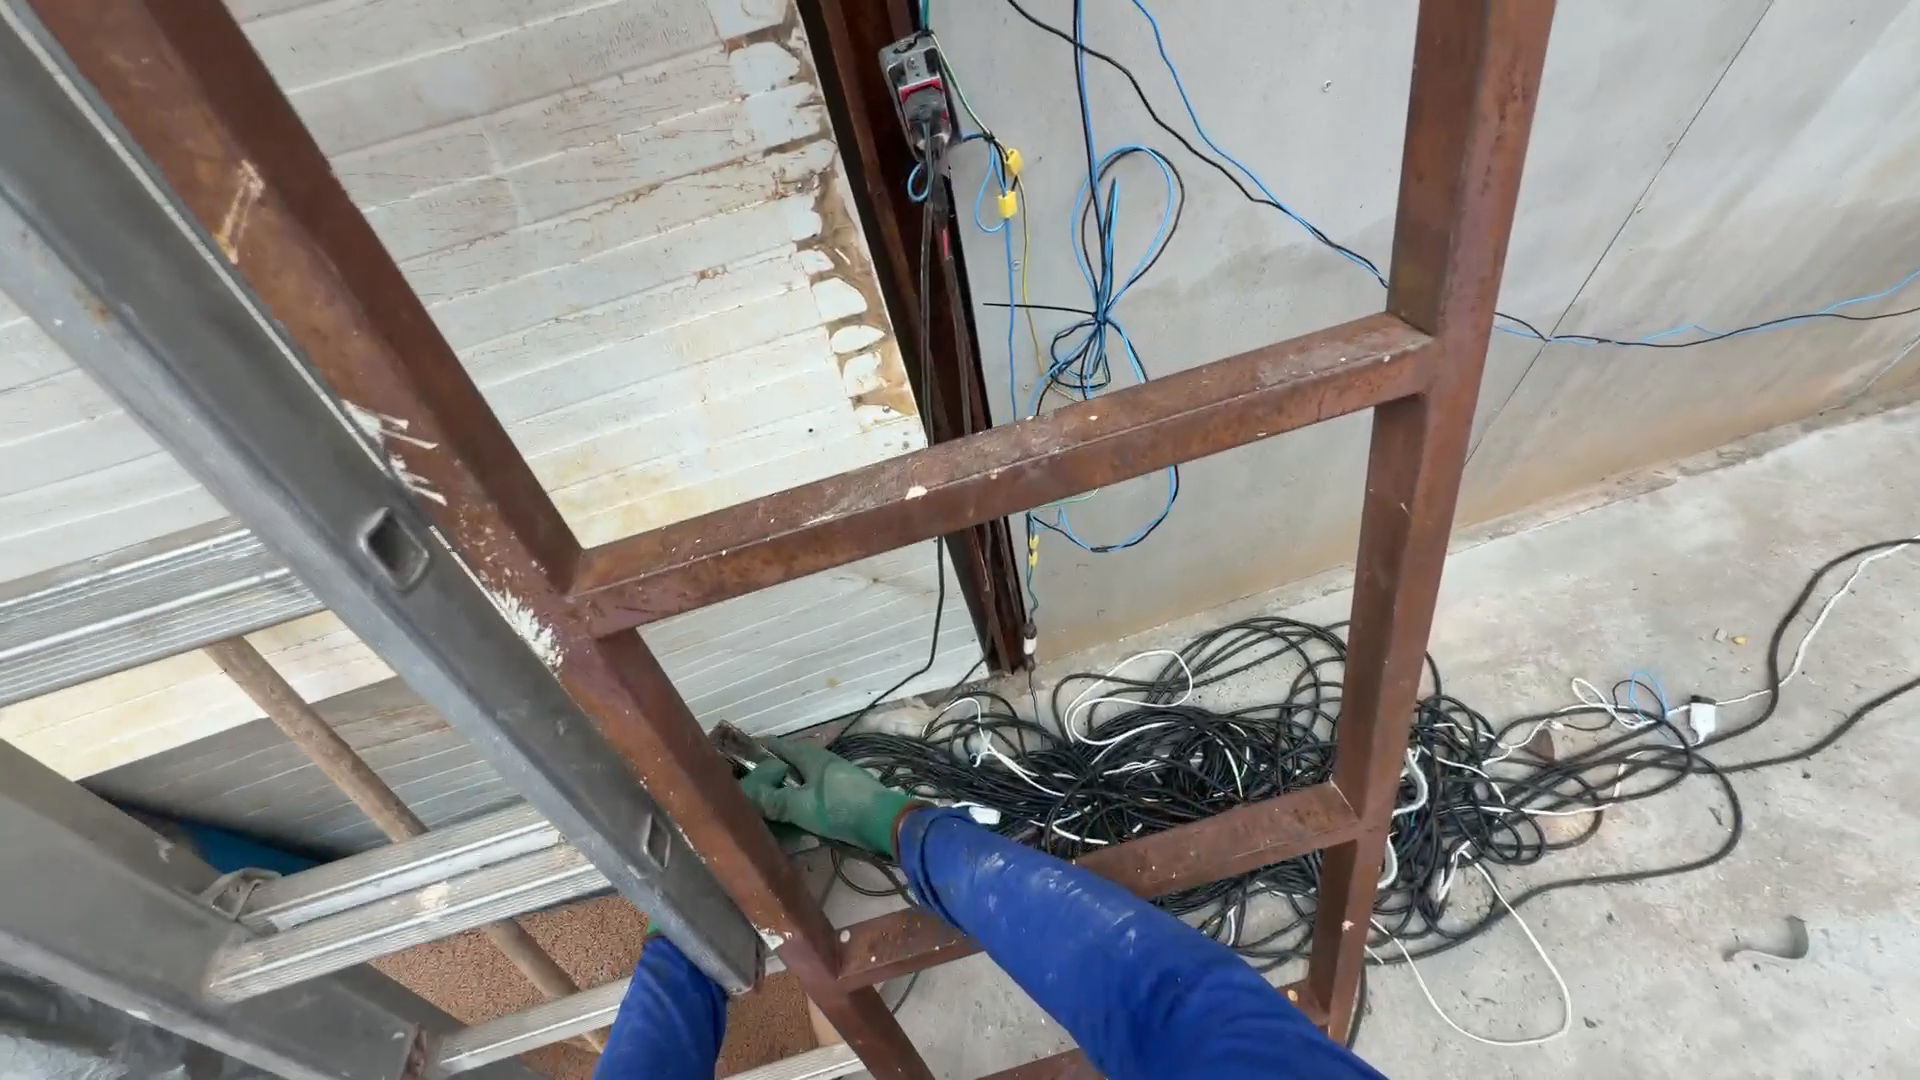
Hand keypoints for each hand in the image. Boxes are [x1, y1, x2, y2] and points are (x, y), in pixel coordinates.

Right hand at [739, 737, 917, 857]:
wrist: (883, 822)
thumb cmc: (840, 807)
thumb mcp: (802, 805)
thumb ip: (773, 800)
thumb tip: (744, 795)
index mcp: (809, 756)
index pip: (775, 746)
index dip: (754, 752)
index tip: (731, 764)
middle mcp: (818, 764)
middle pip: (784, 768)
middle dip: (764, 782)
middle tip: (741, 798)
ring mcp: (829, 782)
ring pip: (795, 787)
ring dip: (780, 800)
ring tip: (757, 817)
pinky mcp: (836, 800)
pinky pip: (808, 802)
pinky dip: (795, 811)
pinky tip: (784, 829)